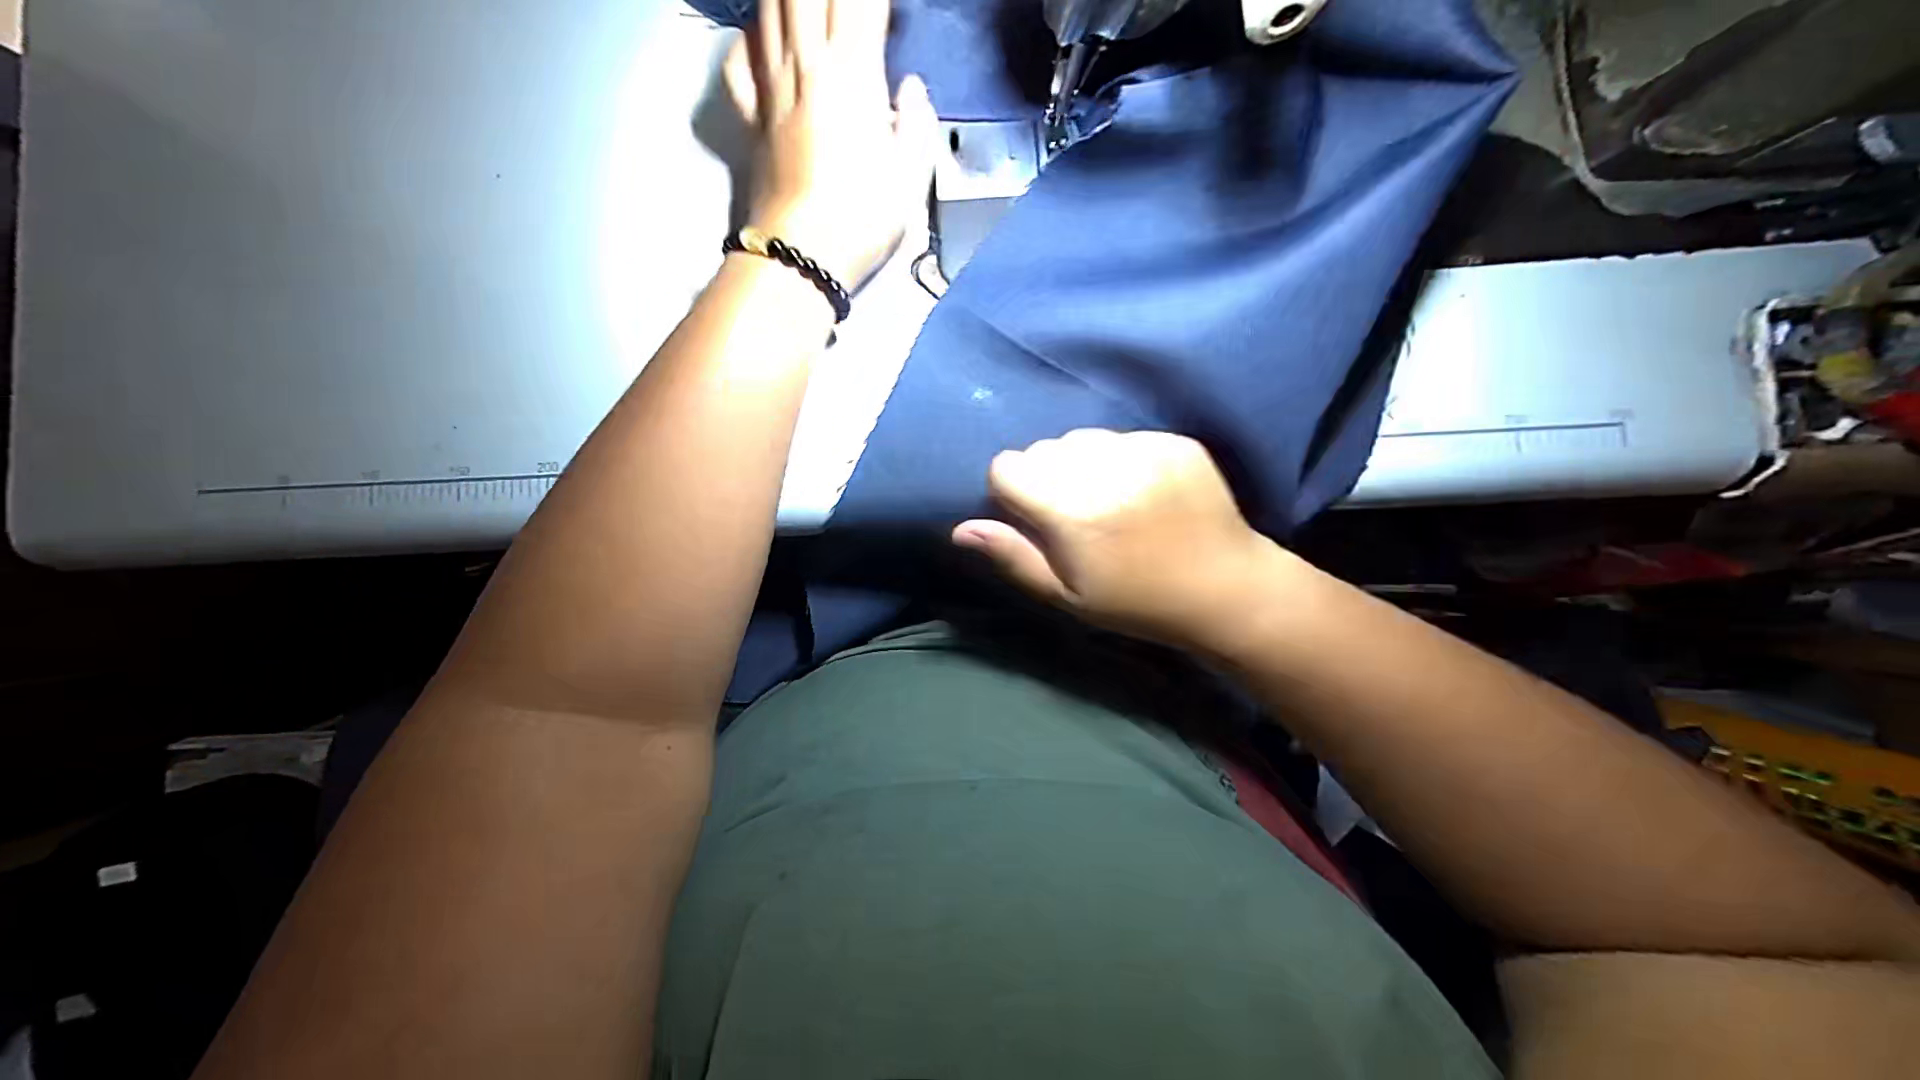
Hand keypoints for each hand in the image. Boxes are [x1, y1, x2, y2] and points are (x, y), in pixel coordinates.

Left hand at [733, 0, 937, 287]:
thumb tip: (911, 89)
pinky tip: (764, 37)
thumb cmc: (861, 220)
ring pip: (768, 7)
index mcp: (853, 74)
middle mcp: (806, 65)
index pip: (860, 0)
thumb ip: (915, 124)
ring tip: (810, 10)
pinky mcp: (749, 115)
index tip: (887, 11)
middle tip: (847, 8)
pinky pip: (739, 57)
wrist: (799, 255)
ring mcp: (771, 88)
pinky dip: (751, 35)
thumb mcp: (909, 178)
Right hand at [952, 430, 1290, 651]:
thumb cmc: (1134, 601)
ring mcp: (1144, 452)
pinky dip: (1122, 459)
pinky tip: (1144, 491)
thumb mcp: (1066, 595)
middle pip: (1043, 449)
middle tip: (1076, 514)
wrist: (1224, 588)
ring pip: (1082, 438)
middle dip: (1047, 476)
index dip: (1012, 491)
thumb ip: (1013, 556)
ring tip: (1110, 499)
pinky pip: (1124, 436)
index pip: (1007, 467)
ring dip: (1083, 463)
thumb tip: (961, 529)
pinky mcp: (1174, 442)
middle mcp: (1103, 472)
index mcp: (1071, 513)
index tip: (1035, 517)